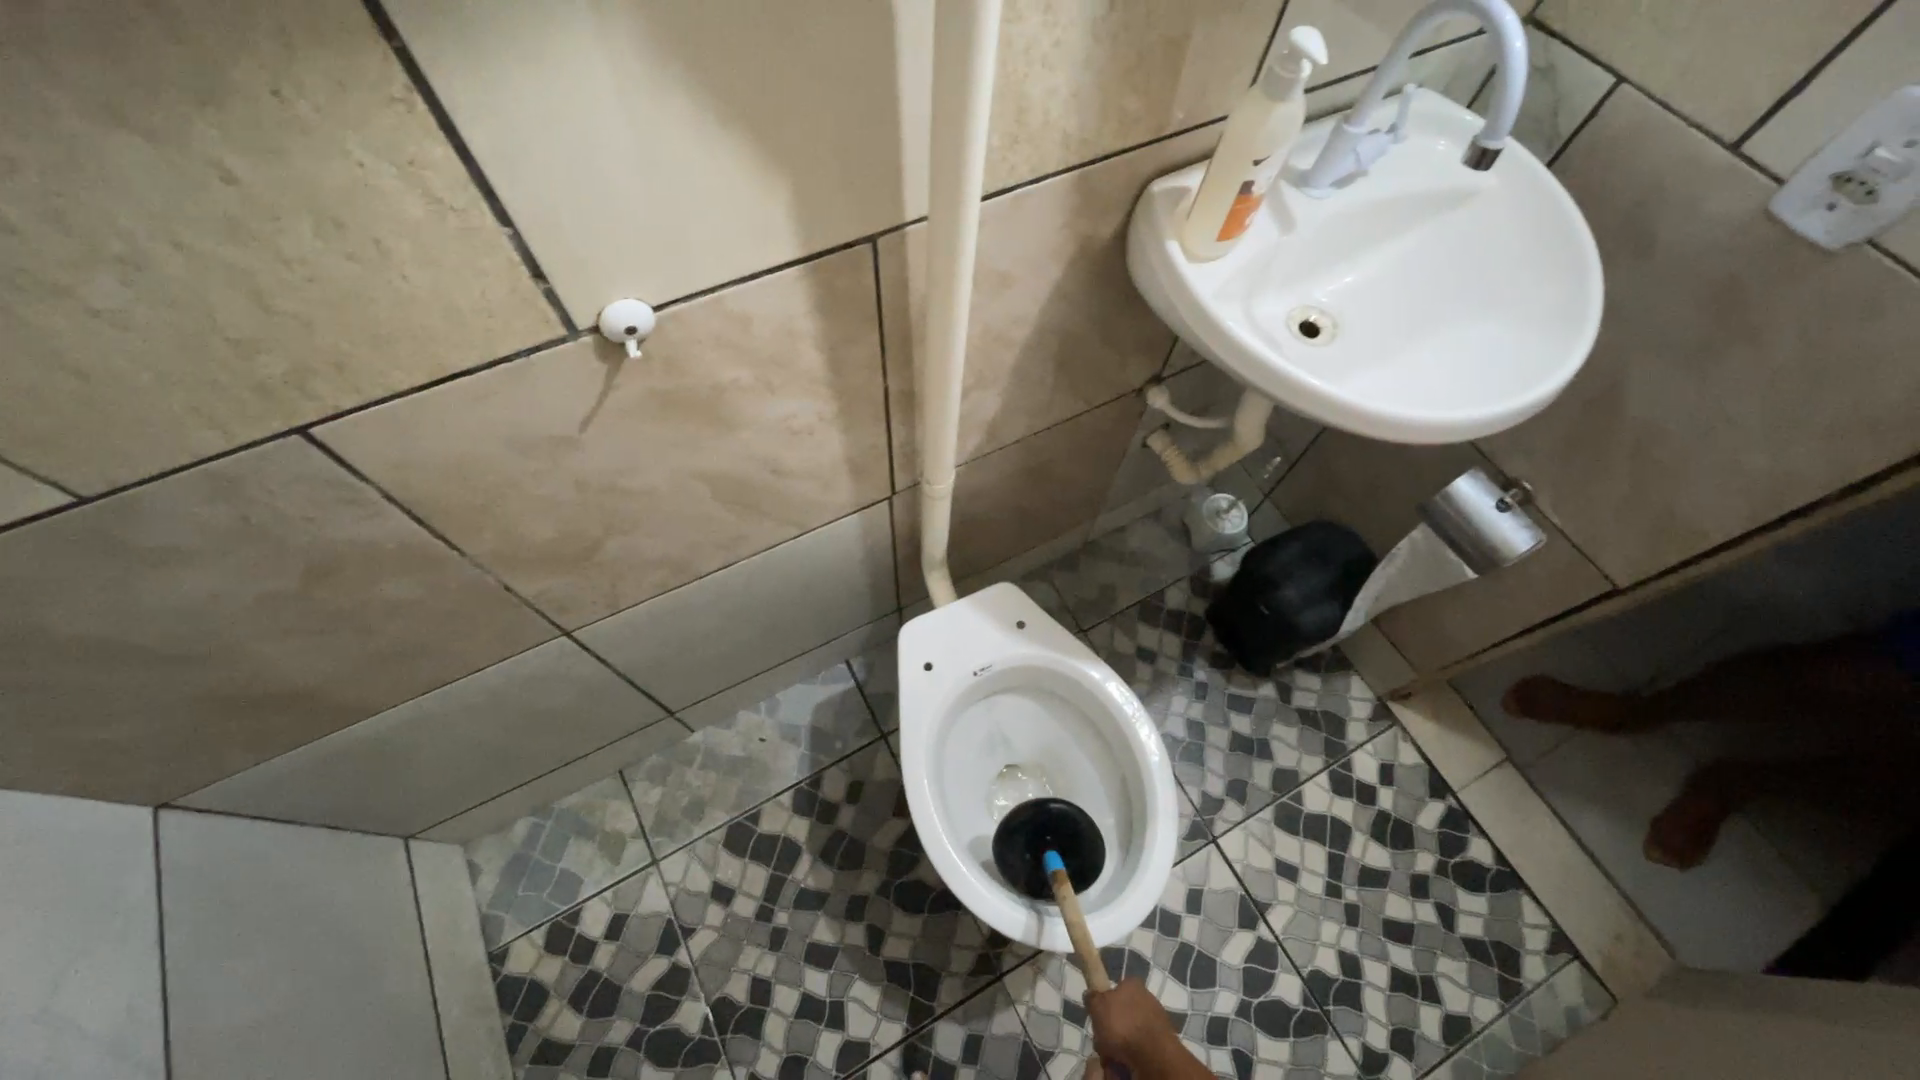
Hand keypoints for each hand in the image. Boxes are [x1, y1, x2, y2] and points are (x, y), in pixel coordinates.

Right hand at [1084, 978, 1178, 1067]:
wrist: (1152, 1055)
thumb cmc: (1122, 1024)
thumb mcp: (1097, 1005)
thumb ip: (1092, 998)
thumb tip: (1091, 995)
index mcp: (1133, 985)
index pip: (1117, 988)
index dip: (1105, 1002)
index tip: (1099, 1016)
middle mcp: (1147, 999)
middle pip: (1121, 1014)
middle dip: (1109, 1029)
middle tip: (1102, 1040)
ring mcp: (1156, 1021)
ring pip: (1129, 1032)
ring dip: (1118, 1044)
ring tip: (1111, 1055)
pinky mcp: (1161, 1042)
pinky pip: (1139, 1047)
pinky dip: (1130, 1055)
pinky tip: (1125, 1062)